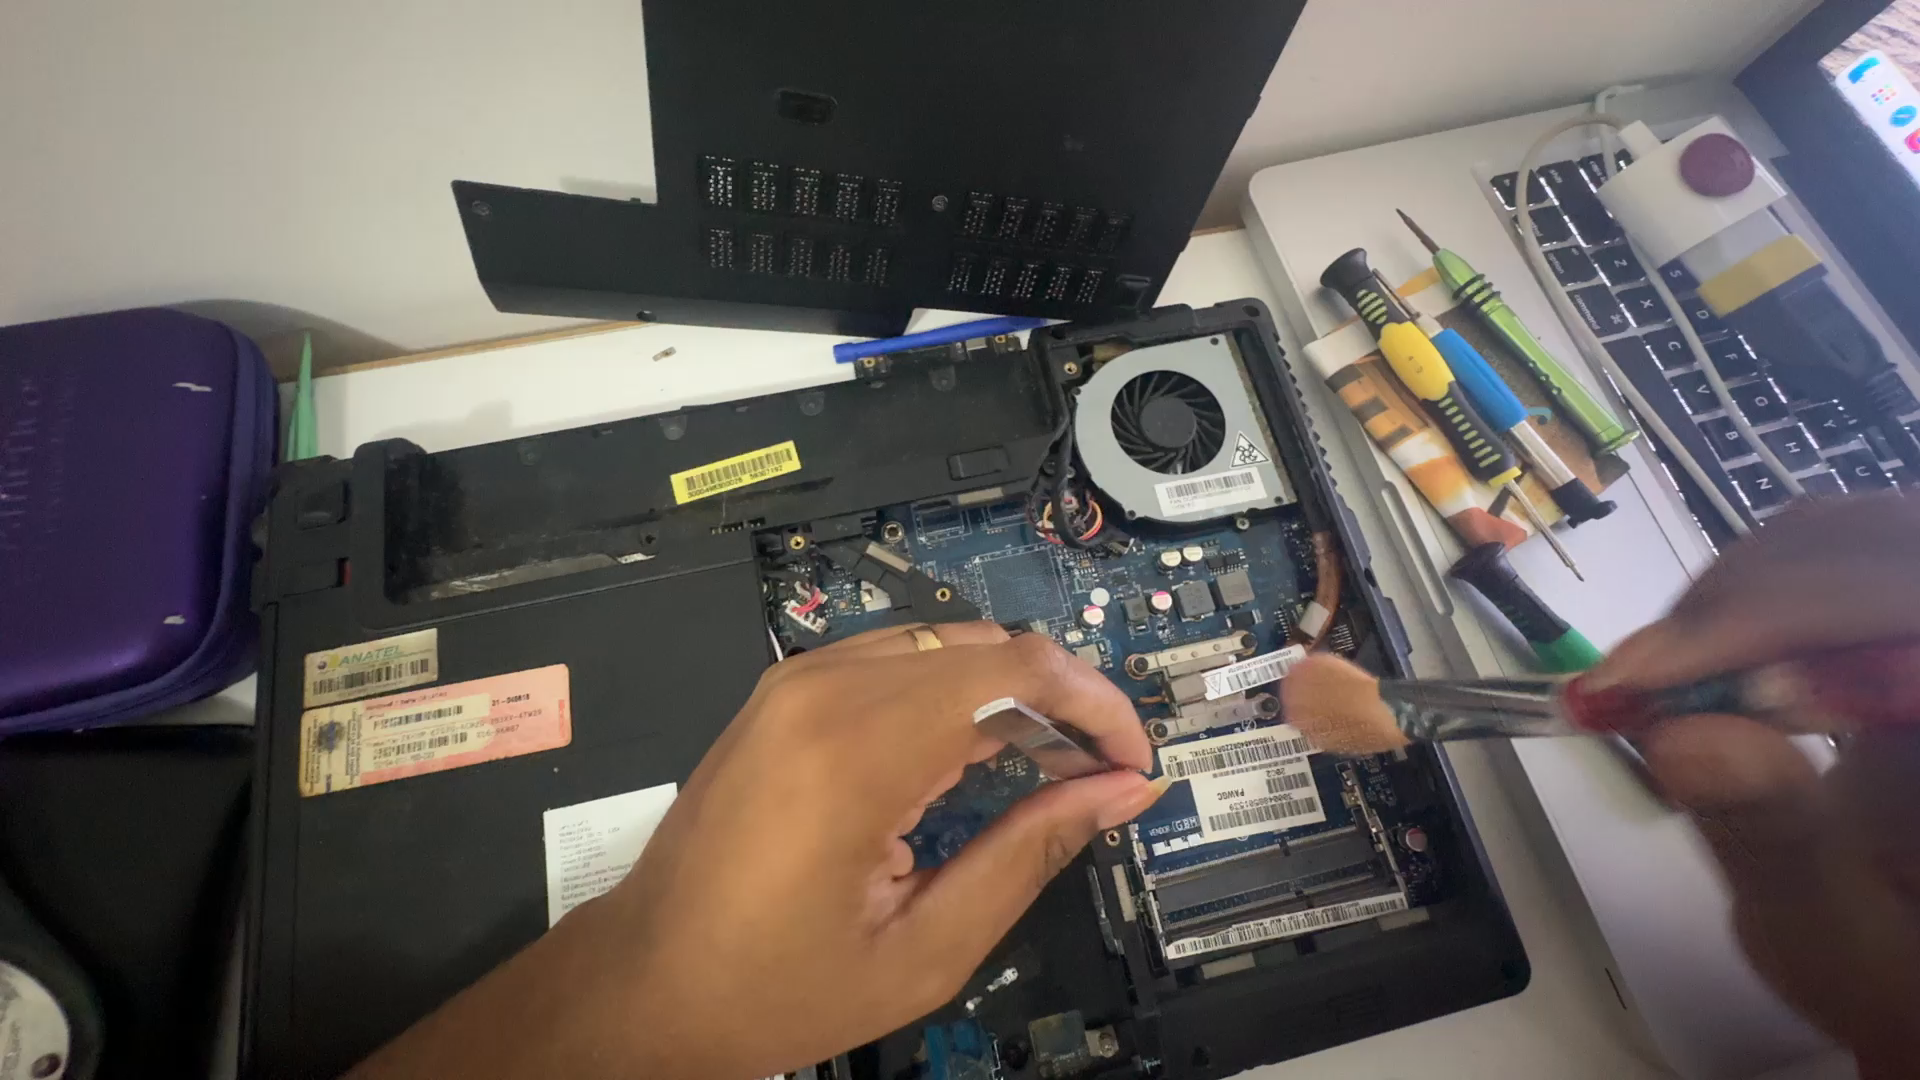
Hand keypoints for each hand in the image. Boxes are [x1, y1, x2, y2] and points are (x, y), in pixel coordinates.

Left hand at [346, 622, 1164, 1079]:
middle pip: (989, 646)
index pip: (1014, 670)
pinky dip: (959, 689)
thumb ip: (1031, 853)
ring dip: (1013, 691)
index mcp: (859, 750)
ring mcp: (804, 676)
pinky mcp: (792, 683)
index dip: (1094, 702)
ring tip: (1045, 765)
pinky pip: (902, 657)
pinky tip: (973, 748)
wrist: (644, 975)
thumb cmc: (775, 984)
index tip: (1129, 759)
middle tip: (1097, 771)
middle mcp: (829, 686)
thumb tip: (1121, 792)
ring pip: (950, 644)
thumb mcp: (924, 949)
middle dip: (1063, 697)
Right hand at [1590, 494, 1919, 1077]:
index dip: (1783, 619)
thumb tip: (1683, 734)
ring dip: (1733, 595)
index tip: (1646, 677)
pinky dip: (1743, 594)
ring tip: (1664, 672)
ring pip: (1850, 535)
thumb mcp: (1832, 937)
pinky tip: (1702, 656)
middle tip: (1636, 679)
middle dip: (1740, 604)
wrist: (1919, 959)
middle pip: (1883, 545)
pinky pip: (1834, 555)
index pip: (1916, 611)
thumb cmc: (1891, 970)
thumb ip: (1771, 837)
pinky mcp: (1899, 629)